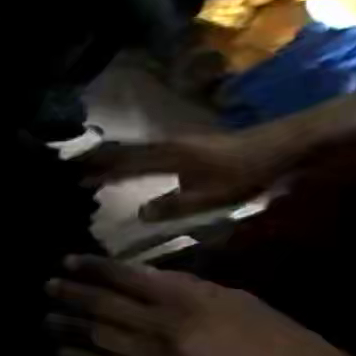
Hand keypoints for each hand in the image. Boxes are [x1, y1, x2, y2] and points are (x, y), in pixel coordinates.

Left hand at [45, 256, 355, 355]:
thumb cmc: (284, 341)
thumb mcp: (235, 299)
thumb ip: (187, 288)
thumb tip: (144, 278)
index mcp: (189, 296)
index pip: (125, 276)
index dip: (91, 267)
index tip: (67, 261)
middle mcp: (169, 327)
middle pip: (105, 306)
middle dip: (72, 295)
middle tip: (48, 287)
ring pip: (103, 341)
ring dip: (70, 329)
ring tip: (48, 319)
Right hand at [74, 131, 298, 221]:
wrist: (282, 146)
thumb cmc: (246, 173)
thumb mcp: (211, 196)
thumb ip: (175, 205)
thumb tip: (141, 213)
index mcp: (168, 156)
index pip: (126, 164)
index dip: (102, 173)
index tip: (77, 180)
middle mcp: (167, 145)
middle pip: (125, 151)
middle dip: (98, 159)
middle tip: (74, 167)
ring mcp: (178, 142)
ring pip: (135, 148)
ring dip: (113, 156)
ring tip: (94, 165)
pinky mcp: (188, 144)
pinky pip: (148, 149)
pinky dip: (130, 156)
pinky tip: (130, 163)